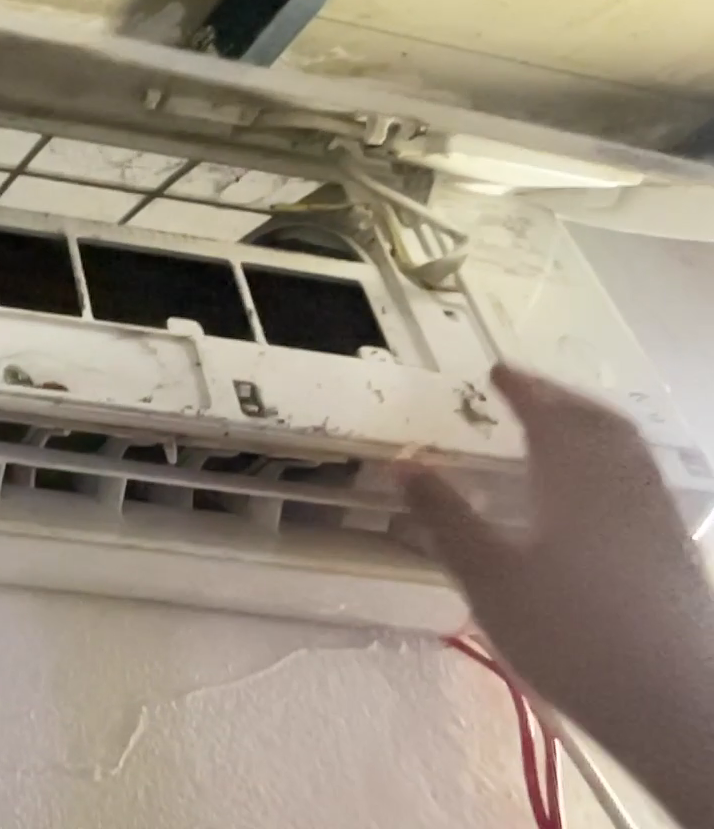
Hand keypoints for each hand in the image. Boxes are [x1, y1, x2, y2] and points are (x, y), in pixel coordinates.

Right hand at [402, 365, 713, 729]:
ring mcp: (657, 530)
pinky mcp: (672, 560)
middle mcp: (626, 498)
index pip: (554, 422)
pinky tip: (586, 490)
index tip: (496, 371)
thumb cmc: (567, 633)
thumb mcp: (484, 574)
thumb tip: (404, 462)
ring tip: (555, 426)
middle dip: (564, 402)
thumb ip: (444, 515)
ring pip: (630, 459)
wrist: (678, 711)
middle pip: (605, 432)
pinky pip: (639, 487)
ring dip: (591, 430)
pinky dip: (608, 465)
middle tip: (526, 390)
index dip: (526, 392)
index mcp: (578, 490)